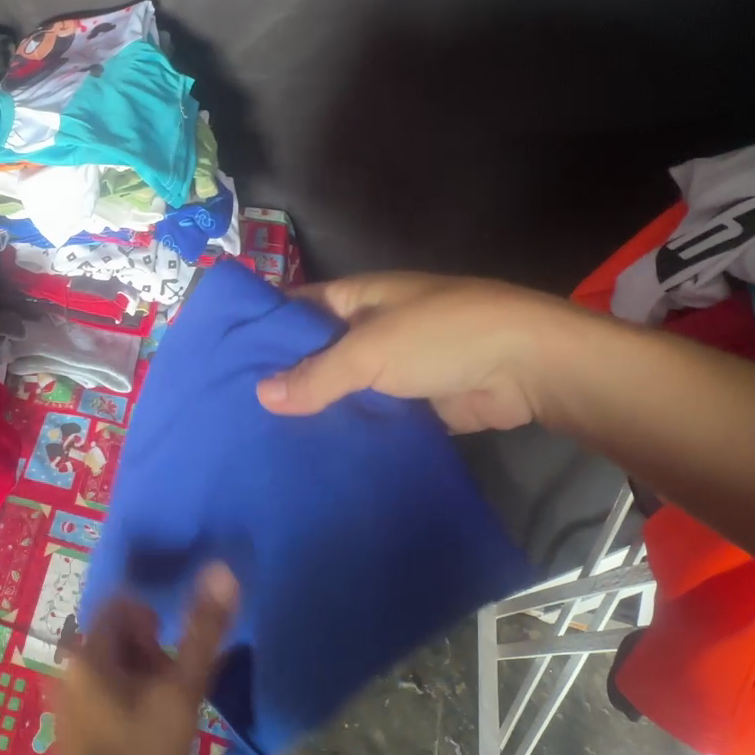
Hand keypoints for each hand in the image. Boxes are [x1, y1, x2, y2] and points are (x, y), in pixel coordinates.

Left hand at [54, 564, 239, 754]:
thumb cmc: (146, 752)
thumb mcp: (181, 693)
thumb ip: (202, 631)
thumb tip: (223, 569)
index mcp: (84, 651)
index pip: (119, 603)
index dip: (150, 620)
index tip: (172, 649)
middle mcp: (67, 668)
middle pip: (114, 633)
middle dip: (150, 651)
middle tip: (173, 685)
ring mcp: (66, 700)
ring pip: (111, 665)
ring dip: (142, 676)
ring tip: (165, 710)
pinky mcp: (71, 728)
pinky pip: (101, 692)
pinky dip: (127, 698)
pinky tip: (149, 729)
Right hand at [254, 272, 585, 431]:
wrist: (529, 365)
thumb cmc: (441, 336)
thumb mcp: (369, 351)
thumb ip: (316, 375)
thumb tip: (261, 395)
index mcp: (356, 298)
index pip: (296, 308)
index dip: (264, 329)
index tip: (225, 360)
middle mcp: (370, 328)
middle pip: (317, 351)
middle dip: (285, 377)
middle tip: (236, 412)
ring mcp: (394, 366)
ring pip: (344, 388)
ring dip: (318, 409)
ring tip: (266, 441)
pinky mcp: (417, 403)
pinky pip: (373, 416)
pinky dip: (352, 431)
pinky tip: (318, 455)